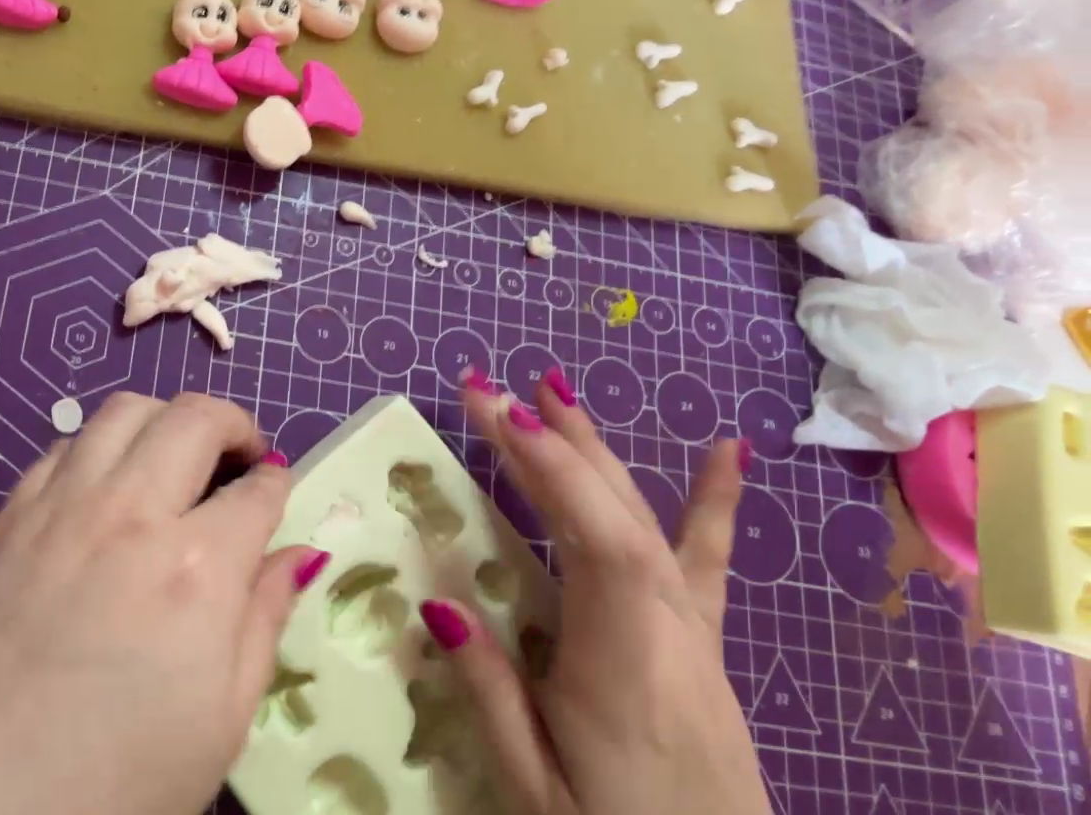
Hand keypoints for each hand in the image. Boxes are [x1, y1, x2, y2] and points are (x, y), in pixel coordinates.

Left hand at [0, 393, 320, 814]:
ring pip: (124, 410)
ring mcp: (62, 504)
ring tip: (175, 457)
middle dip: (234, 424)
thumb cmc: (114, 782)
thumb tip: (297, 556)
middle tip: (240, 454)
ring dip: (164, 420)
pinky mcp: (10, 512)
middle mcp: (131, 512)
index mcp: (197, 568)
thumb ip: (263, 621)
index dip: (278, 484)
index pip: (258, 491)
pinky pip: (64, 446)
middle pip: (195, 418)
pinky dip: (99, 448)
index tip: (277, 488)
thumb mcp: (221, 721)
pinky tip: (104, 488)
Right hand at [430, 369, 771, 814]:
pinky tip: (728, 453)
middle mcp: (667, 628)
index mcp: (625, 661)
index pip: (595, 539)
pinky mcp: (699, 640)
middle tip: (490, 388)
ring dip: (597, 450)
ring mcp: (691, 630)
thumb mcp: (534, 784)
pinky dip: (711, 501)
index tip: (498, 412)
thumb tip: (436, 600)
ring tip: (556, 390)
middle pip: (615, 512)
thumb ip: (490, 692)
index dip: (551, 467)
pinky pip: (702, 558)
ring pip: (646, 520)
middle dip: (552, 440)